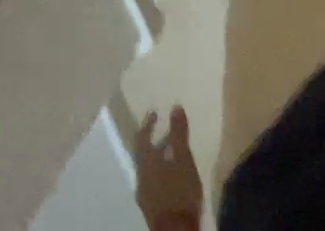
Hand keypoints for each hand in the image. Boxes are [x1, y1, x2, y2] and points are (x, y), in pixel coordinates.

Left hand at [133, 106, 202, 229]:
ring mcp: (144, 191)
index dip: (148, 123)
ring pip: (148, 166)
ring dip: (158, 154)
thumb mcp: (183, 160)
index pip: (143, 137)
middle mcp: (141, 175)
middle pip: (144, 152)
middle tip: (164, 127)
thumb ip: (179, 134)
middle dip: (154, 138)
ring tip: (172, 148)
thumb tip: (175, 107)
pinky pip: (152, 178)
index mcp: (147, 162)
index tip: (154, 111)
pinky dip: (160, 168)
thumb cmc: (180, 192)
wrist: (176, 230)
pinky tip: (171, 171)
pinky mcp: (150, 203)